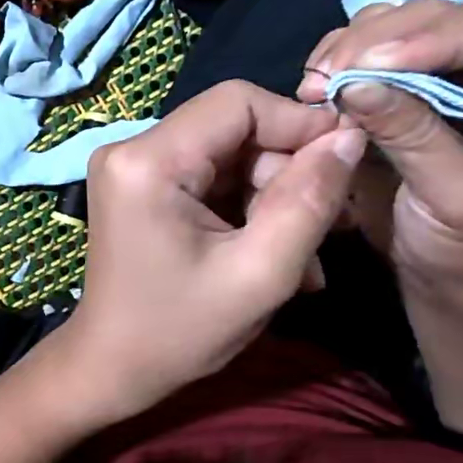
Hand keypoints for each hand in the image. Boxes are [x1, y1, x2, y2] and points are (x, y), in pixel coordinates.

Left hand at [75, 81, 365, 389]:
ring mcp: (128, 167)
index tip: (345, 165)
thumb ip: (309, 198)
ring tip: (300, 258)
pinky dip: (243, 205)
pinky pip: (205, 176)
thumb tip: (348, 134)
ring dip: (271, 196)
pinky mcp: (136, 186)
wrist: (114, 360)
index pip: (236, 102)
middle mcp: (128, 150)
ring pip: (225, 153)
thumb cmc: (180, 327)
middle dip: (284, 171)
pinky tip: (269, 252)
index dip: (298, 123)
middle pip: (231, 128)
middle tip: (321, 229)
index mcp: (146, 161)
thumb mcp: (262, 270)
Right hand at [297, 0, 462, 301]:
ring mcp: (454, 69)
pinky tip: (314, 91)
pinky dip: (332, 61)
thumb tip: (354, 85)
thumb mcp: (460, 197)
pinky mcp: (403, 83)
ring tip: (313, 90)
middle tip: (324, 82)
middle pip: (441, 16)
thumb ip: (415, 137)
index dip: (436, 36)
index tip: (368, 67)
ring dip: (346, 49)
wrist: (454, 276)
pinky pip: (363, 48)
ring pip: (395, 24)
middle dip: (376, 42)